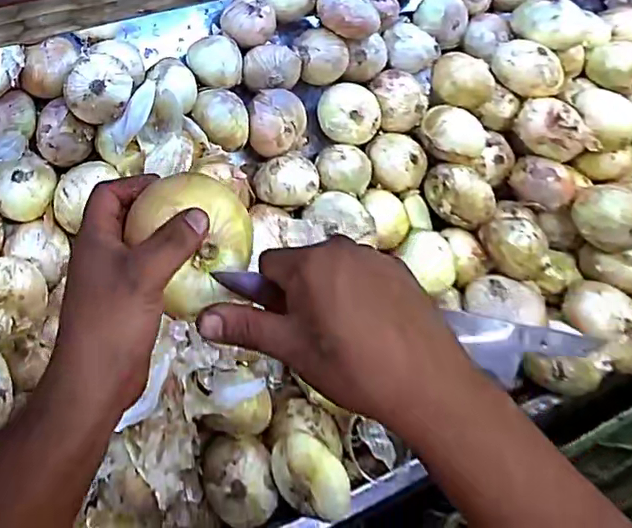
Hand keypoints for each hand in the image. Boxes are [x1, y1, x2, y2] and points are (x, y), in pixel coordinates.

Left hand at [47, 174, 207, 415]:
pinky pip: (145, 272)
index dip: (133, 184)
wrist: (94, 384)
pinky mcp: (123, 303)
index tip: (165, 187)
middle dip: (153, 209)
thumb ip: (171, 241)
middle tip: (186, 210)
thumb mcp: (144, 273)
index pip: (107, 194)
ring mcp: (109, 280)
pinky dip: (165, 266)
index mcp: (94, 238)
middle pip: (123, 217)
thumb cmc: (111, 321)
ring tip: (193, 238)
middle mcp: (99, 254)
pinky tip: (188, 273)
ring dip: (162, 239)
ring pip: (136, 246)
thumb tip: (198, 213)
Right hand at [197, 236, 485, 436]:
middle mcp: (337, 247)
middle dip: (302, 292)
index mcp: (307, 263)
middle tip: (319, 335)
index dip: (273, 298)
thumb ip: (246, 327)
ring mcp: (372, 256)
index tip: (290, 326)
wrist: (430, 385)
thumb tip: (201, 319)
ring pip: (334, 268)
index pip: (269, 267)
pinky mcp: (400, 269)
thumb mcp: (293, 349)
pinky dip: (363, 292)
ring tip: (351, 334)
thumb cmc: (352, 366)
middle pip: (303, 264)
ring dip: (332, 290)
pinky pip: (365, 273)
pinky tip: (377, 328)